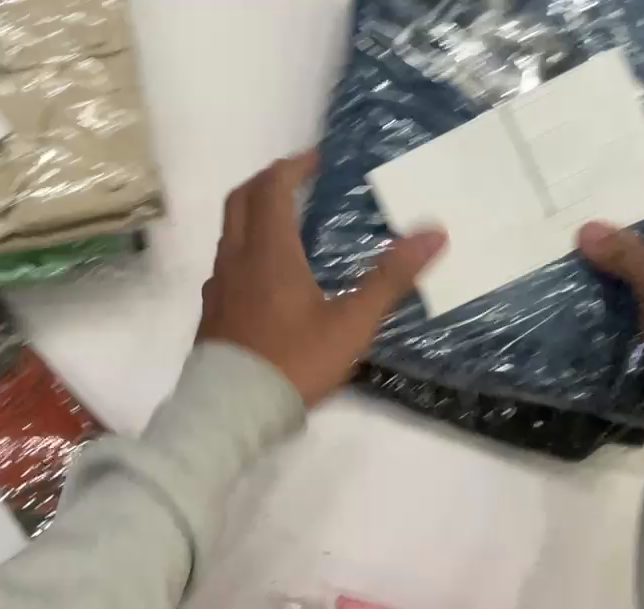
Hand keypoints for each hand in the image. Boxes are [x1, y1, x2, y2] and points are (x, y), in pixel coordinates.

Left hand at [197, 153, 445, 405]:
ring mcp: (216, 290)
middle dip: (267, 182)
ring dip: (252, 219)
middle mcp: (234, 262)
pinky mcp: (209, 316)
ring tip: (286, 229)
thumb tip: (433, 233)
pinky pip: (223, 269)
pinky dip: (243, 254)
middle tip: (297, 182)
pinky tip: (264, 279)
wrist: (230, 411)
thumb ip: (389, 278)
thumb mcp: (350, 324)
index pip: (271, 187)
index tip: (318, 161)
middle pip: (239, 202)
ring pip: (228, 236)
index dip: (293, 166)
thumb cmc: (291, 363)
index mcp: (267, 252)